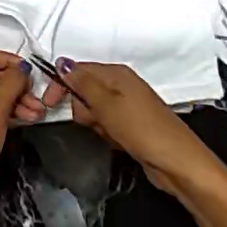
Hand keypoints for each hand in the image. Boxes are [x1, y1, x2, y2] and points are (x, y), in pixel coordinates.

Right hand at [64, 61, 218, 197]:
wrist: (178, 163)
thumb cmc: (142, 129)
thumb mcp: (106, 104)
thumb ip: (82, 83)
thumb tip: (62, 62)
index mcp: (116, 73)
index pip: (77, 69)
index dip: (60, 84)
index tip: (48, 103)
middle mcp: (122, 84)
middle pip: (84, 89)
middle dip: (82, 107)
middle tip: (94, 120)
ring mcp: (127, 104)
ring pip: (94, 109)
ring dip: (94, 122)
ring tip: (108, 132)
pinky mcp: (131, 124)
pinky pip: (106, 122)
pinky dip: (106, 131)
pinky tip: (116, 140)